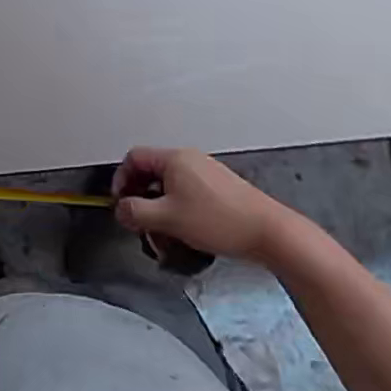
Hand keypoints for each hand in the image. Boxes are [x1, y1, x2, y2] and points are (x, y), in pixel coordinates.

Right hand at [112, 147, 299, 261]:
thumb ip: (135, 212)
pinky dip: (177, 210)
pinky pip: (186, 193)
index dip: (121, 180)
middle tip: (140, 221)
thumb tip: (120, 210)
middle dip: (140, 198)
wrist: (269, 232)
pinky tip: (184, 231)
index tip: (122, 203)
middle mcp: (189, 159)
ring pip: (168, 185)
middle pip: (150, 172)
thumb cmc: (218, 220)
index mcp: (174, 158)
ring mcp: (206, 173)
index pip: (134, 158)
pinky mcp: (219, 188)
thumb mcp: (167, 218)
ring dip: (159, 208)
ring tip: (163, 232)